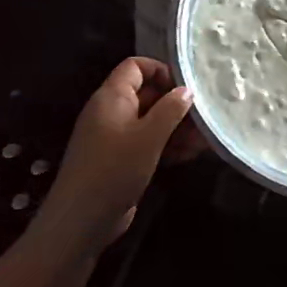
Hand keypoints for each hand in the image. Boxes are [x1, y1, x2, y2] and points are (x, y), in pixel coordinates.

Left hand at [40, 57, 194, 234]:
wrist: (82, 220)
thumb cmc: (115, 169)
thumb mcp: (149, 136)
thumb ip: (170, 109)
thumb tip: (187, 89)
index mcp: (111, 98)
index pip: (135, 66)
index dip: (161, 70)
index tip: (186, 87)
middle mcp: (112, 112)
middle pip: (148, 94)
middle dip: (177, 104)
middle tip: (204, 118)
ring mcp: (115, 137)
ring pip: (152, 120)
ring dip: (177, 128)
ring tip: (203, 141)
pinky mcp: (121, 159)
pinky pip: (148, 141)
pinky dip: (168, 144)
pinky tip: (189, 155)